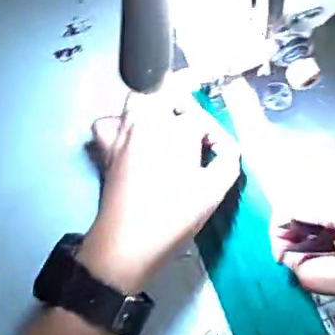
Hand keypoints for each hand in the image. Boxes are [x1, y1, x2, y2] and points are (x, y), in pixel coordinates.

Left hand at [82, 93, 240, 292]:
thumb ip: (228, 161)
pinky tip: (132, 141)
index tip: (220, 155)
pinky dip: (121, 126)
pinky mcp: (106, 148)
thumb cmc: (174, 216)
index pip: (201, 117)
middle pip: (166, 91)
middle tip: (194, 129)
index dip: (215, 135)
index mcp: (177, 129)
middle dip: (184, 104)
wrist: (128, 243)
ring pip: (138, 99)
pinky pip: (109, 123)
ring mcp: (123, 132)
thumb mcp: (215, 191)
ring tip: (167, 130)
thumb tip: (227, 151)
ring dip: (156, 108)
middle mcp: (147, 121)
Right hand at [271, 169, 334, 334]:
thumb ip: (315, 273)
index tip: (288, 263)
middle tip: (304, 260)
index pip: (291, 200)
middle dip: (295, 223)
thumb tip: (293, 262)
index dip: (279, 233)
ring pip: (326, 189)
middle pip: (306, 188)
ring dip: (315, 219)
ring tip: (325, 254)